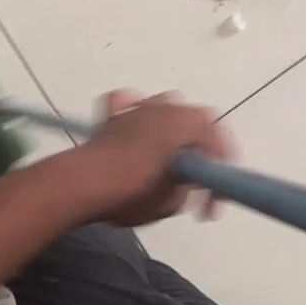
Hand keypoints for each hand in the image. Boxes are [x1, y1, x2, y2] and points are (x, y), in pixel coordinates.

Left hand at [68, 91, 232, 227]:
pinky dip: (136, 108)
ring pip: (166, 105)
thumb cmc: (131, 193)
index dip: (221, 172)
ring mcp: (138, 107)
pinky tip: (136, 122)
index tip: (213, 201)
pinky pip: (129, 101)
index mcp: (186, 126)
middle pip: (196, 119)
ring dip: (175, 126)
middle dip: (202, 148)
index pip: (218, 142)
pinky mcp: (112, 114)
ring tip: (172, 153)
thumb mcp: (170, 202)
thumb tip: (186, 181)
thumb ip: (187, 187)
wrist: (84, 183)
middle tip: (196, 180)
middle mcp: (166, 108)